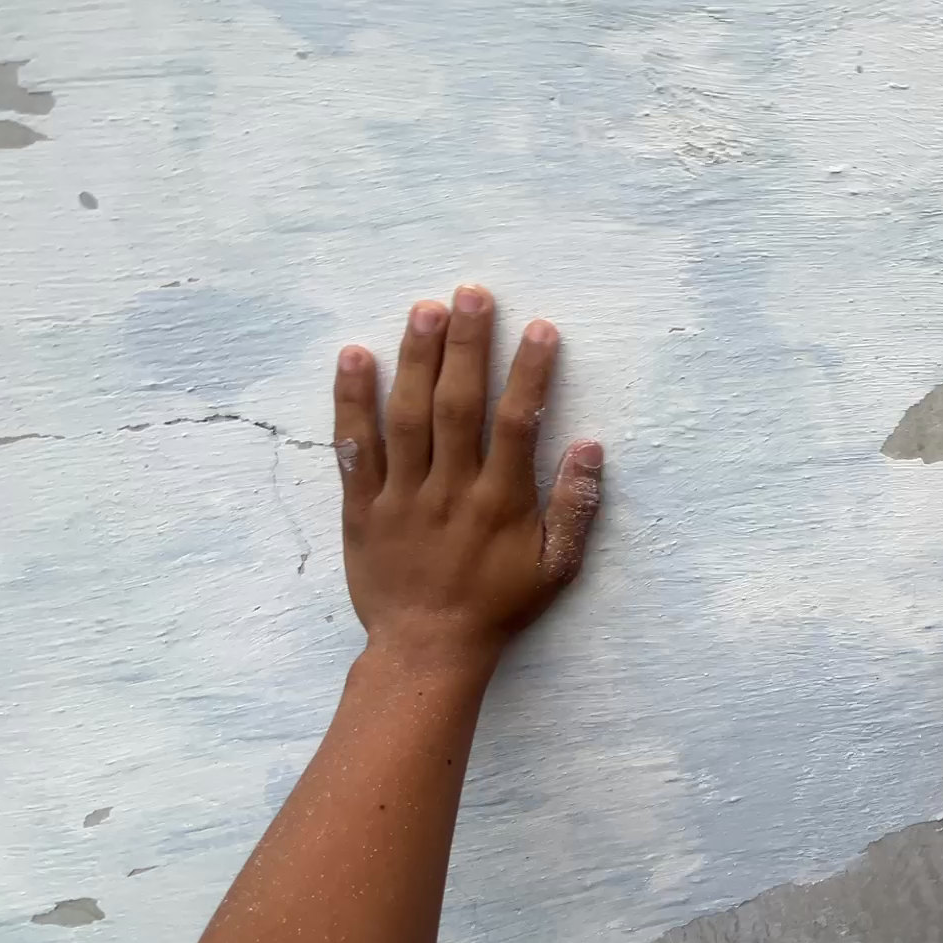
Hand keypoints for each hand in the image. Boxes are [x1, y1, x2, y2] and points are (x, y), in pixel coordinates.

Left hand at [331, 285, 603, 673]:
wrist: (427, 648)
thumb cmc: (502, 604)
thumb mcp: (557, 566)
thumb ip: (577, 507)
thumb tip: (591, 447)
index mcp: (501, 501)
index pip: (517, 423)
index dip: (530, 373)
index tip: (540, 329)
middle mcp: (449, 488)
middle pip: (456, 405)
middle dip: (467, 346)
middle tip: (473, 294)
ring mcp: (400, 495)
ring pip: (406, 416)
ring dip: (416, 359)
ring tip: (425, 308)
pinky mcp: (361, 505)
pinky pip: (353, 447)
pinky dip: (351, 400)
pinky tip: (354, 356)